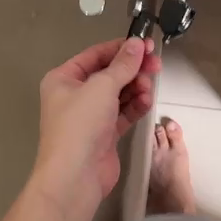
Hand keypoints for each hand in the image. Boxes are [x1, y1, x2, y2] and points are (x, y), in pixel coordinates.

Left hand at [28, 37, 160, 216]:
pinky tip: (146, 102)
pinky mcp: (104, 134)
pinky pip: (123, 112)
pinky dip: (135, 106)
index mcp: (64, 78)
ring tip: (147, 89)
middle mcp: (75, 95)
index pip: (96, 55)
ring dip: (136, 88)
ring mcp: (90, 116)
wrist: (74, 177)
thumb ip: (123, 65)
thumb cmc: (81, 124)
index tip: (147, 45)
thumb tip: (138, 43)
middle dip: (132, 70)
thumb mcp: (102, 87)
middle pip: (109, 74)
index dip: (122, 48)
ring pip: (118, 93)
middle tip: (156, 65)